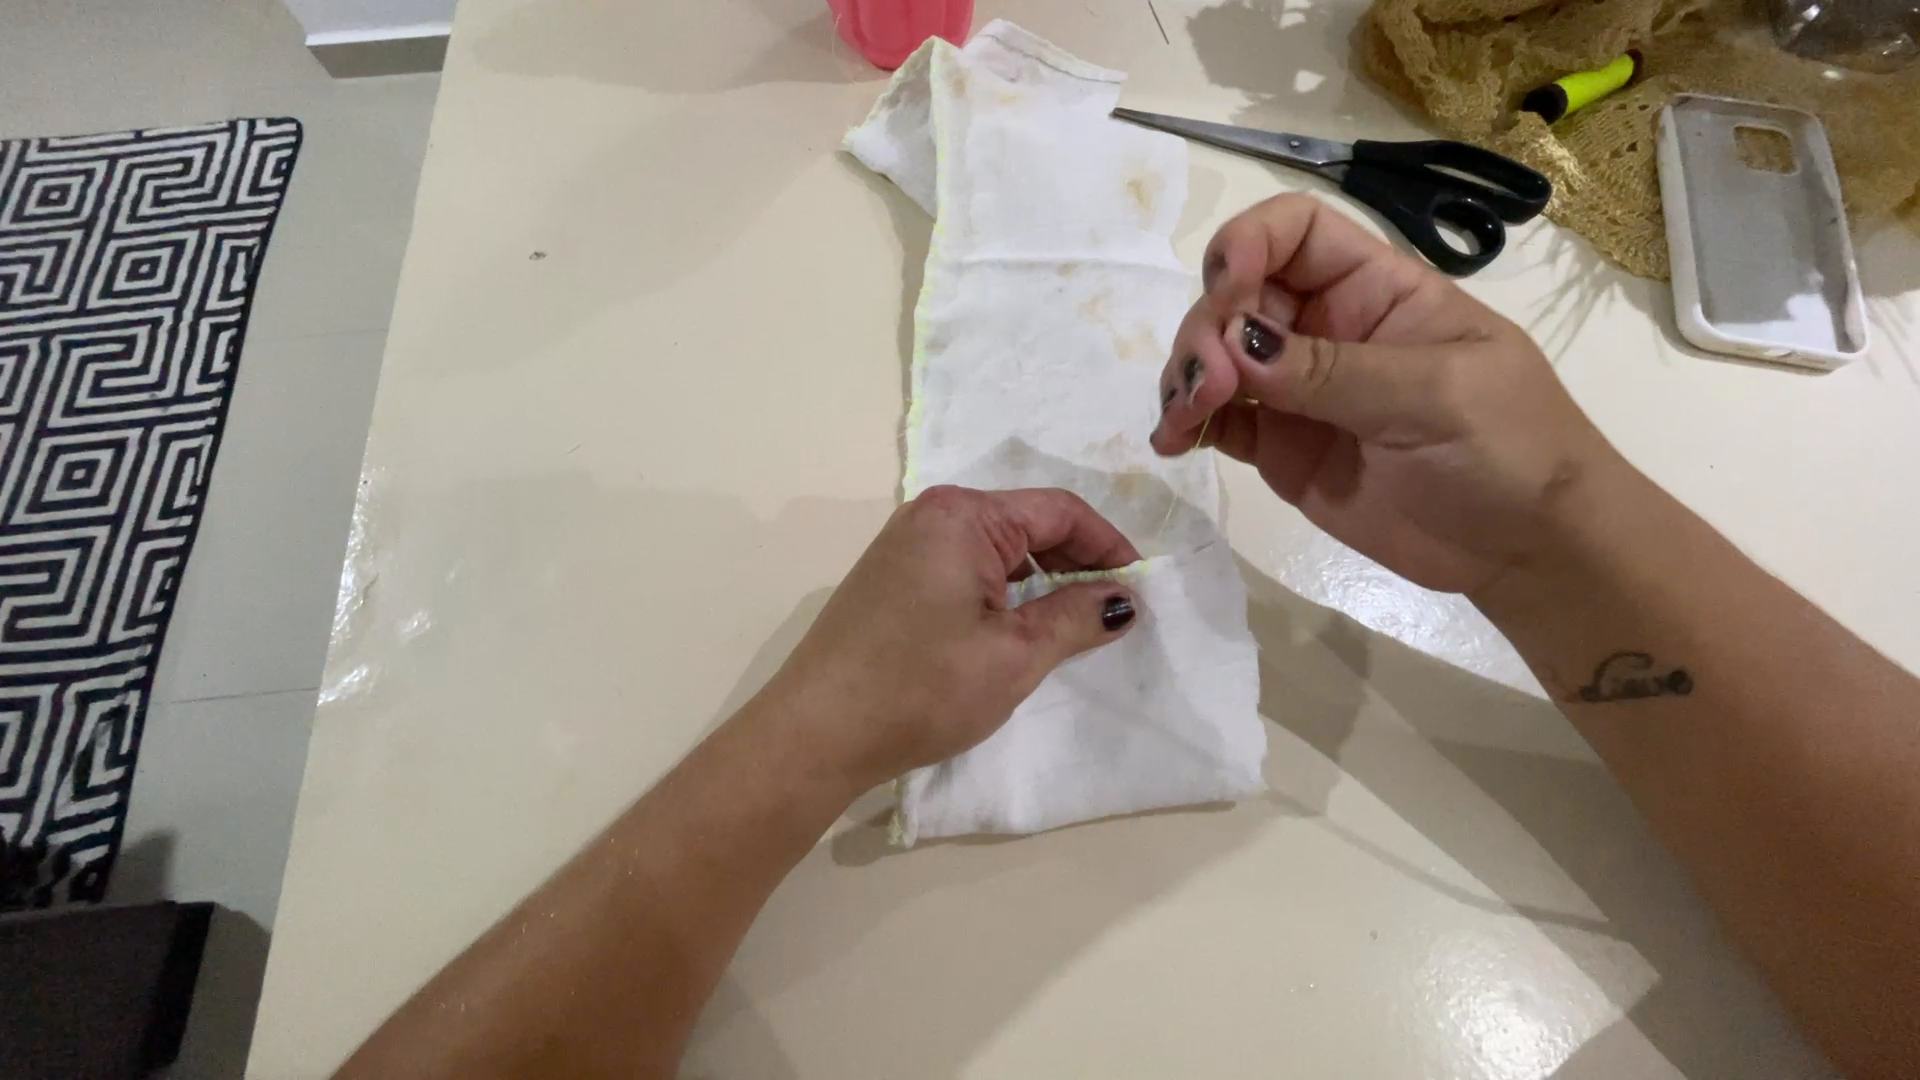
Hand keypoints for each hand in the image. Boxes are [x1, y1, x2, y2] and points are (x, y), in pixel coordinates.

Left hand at [758, 486, 1139, 791]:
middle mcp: (931, 515)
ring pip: (995, 549)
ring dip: (1038, 580)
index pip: (1058, 511)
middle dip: (1074, 562)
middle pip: (1025, 524)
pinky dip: (1000, 591)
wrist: (817, 732)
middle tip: (1110, 610)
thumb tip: (1123, 599)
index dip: (1107, 545)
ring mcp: (905, 545)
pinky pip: (964, 567)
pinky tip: (1015, 627)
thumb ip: (1076, 617)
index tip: (1139, 587)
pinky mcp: (892, 577)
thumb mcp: (1013, 655)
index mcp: (962, 515)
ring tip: (1070, 623)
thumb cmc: (922, 688)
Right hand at [1150, 193, 1616, 595]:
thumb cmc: (1507, 451)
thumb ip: (1329, 371)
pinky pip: (1217, 420)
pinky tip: (1172, 442)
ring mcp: (1294, 390)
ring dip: (1185, 379)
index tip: (1230, 294)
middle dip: (1207, 331)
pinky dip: (1184, 424)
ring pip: (1215, 358)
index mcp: (1375, 290)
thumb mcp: (1434, 396)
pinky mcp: (1275, 445)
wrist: (1518, 549)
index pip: (1295, 233)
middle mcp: (1324, 329)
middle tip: (1210, 388)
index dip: (1250, 244)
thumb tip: (1233, 344)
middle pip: (1237, 298)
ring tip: (1182, 422)